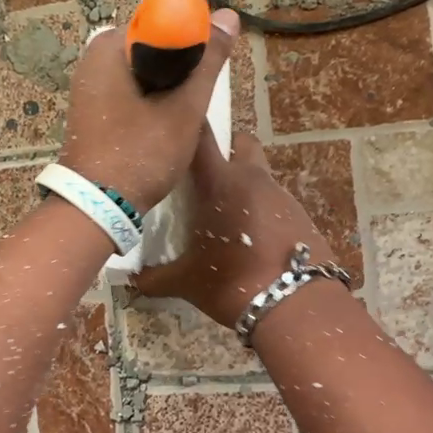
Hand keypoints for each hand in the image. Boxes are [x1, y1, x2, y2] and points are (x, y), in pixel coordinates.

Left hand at [57, 9, 239, 211]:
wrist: (97, 207)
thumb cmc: (141, 153)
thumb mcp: (184, 106)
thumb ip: (207, 60)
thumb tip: (227, 15)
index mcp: (106, 49)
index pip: (159, 22)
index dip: (190, 43)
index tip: (203, 72)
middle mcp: (90, 63)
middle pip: (151, 49)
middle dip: (178, 68)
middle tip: (194, 98)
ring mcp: (87, 89)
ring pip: (142, 74)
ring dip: (166, 88)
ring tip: (180, 116)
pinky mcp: (90, 113)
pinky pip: (128, 93)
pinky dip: (149, 102)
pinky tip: (162, 126)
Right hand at [131, 126, 338, 326]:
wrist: (298, 308)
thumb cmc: (232, 282)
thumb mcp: (184, 282)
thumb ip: (153, 277)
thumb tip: (131, 279)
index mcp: (221, 183)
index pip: (202, 136)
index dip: (189, 124)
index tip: (176, 125)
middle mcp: (253, 180)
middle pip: (241, 144)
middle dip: (225, 149)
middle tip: (203, 174)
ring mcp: (282, 196)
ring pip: (258, 175)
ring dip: (241, 185)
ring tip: (222, 216)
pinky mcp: (300, 217)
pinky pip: (273, 202)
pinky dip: (258, 210)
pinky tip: (247, 239)